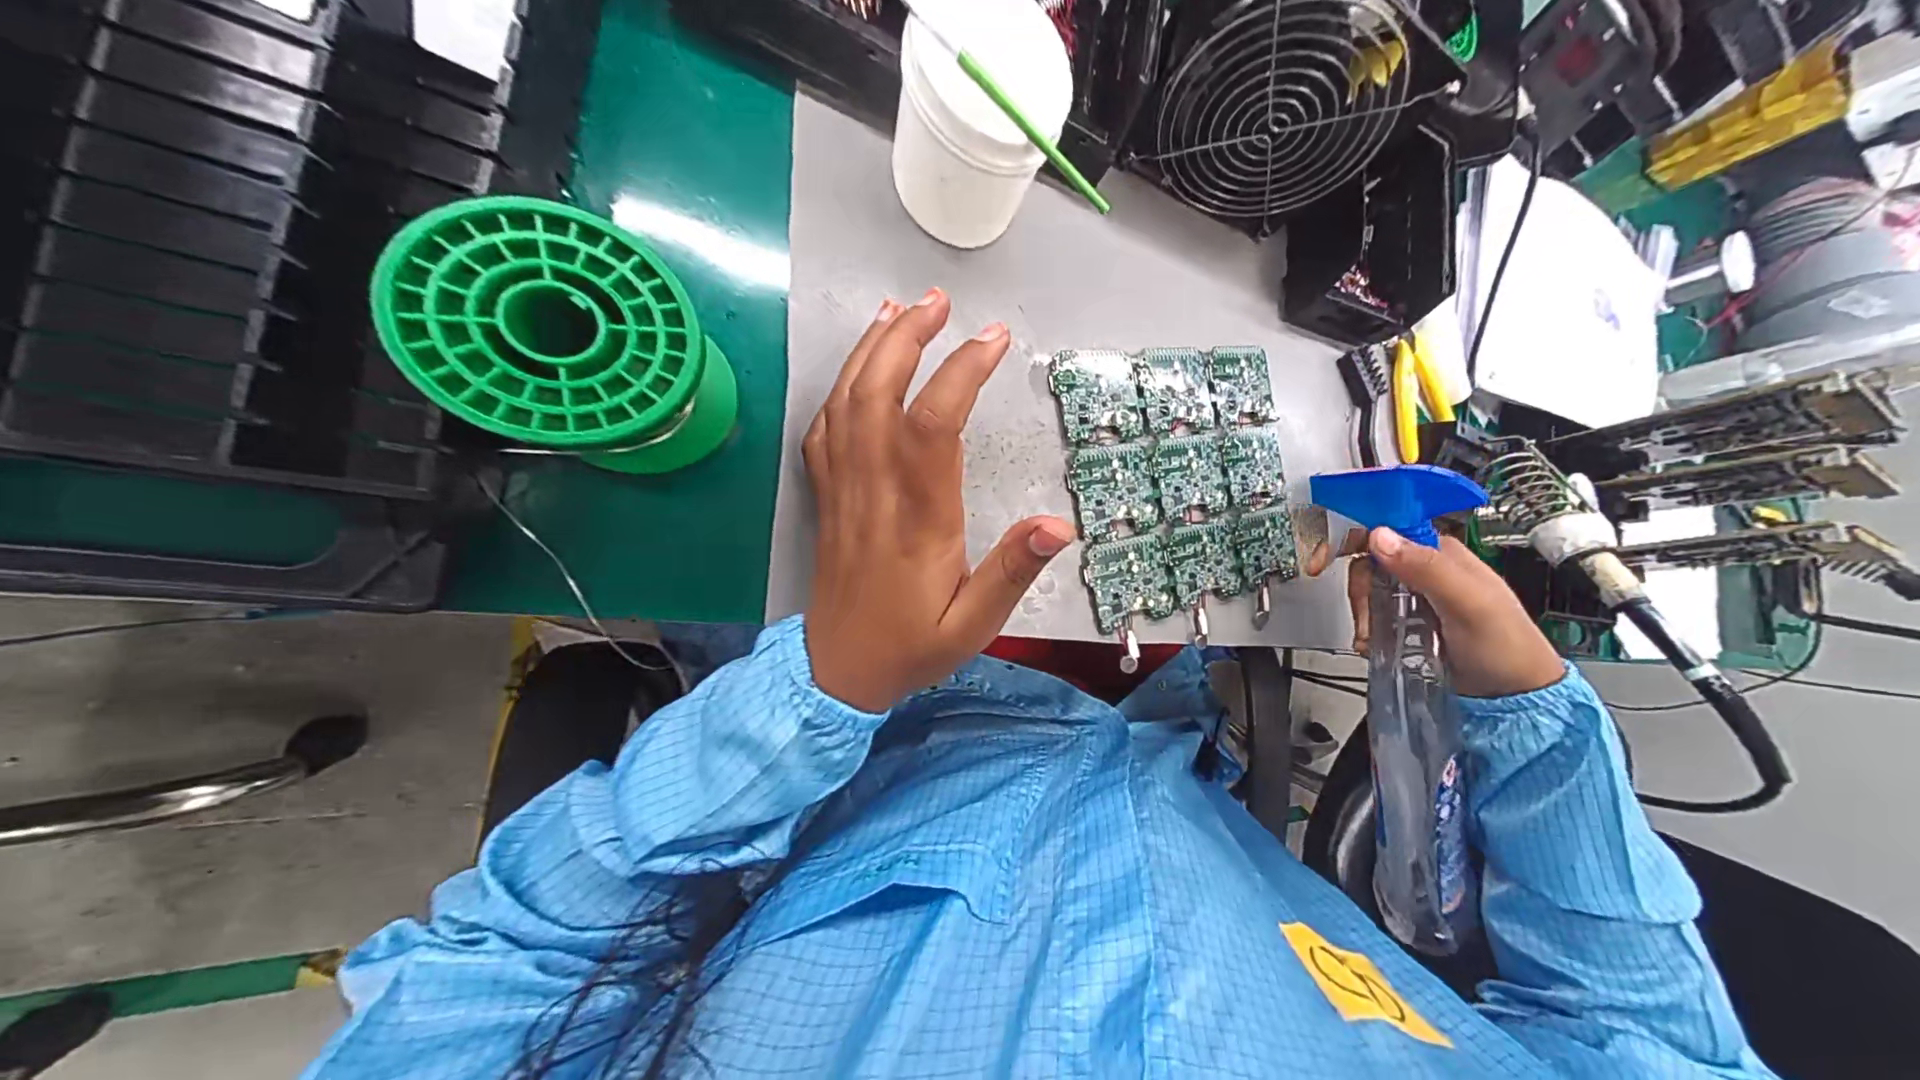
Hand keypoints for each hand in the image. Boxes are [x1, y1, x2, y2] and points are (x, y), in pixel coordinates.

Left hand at [803, 289, 1075, 711]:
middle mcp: (874, 492)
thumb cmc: (911, 647)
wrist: (837, 671)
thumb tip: (1061, 525)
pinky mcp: (828, 497)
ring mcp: (843, 490)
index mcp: (918, 518)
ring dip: (871, 350)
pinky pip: (824, 431)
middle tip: (939, 301)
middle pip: (878, 396)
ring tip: (899, 310)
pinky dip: (840, 388)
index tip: (994, 340)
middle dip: (907, 339)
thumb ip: (1012, 573)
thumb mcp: (974, 625)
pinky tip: (859, 368)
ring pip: (846, 404)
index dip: (961, 374)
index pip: (934, 426)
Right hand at [1307, 526, 1564, 698]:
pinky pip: (1374, 612)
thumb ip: (1427, 568)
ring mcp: (1416, 594)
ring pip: (1368, 588)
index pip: (1387, 530)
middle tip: (1363, 620)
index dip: (1352, 538)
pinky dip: (1366, 627)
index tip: (1322, 559)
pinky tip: (1373, 643)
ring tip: (1372, 639)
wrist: (1514, 698)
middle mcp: (1426, 568)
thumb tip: (1379, 536)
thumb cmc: (1505, 649)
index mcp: (1441, 553)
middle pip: (1369, 562)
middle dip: (1358, 590)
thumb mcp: (1470, 604)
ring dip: (1362, 613)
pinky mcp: (1408, 619)